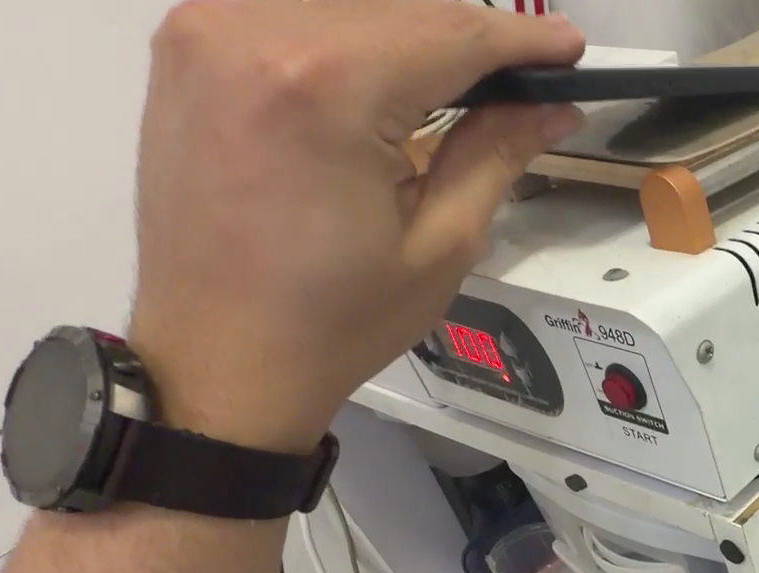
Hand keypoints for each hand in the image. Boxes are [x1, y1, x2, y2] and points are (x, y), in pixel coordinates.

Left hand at [128, 0, 584, 451]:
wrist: (224, 351)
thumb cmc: (340, 317)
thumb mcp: (444, 244)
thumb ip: (495, 156)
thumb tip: (551, 108)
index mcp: (325, 89)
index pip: (448, 32)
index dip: (520, 38)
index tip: (570, 46)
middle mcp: (252, 31)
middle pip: (400, 6)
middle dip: (474, 33)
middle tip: (533, 72)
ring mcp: (206, 29)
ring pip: (348, 1)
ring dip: (417, 32)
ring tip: (473, 79)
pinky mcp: (187, 46)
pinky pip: (294, 12)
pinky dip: (358, 34)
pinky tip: (396, 75)